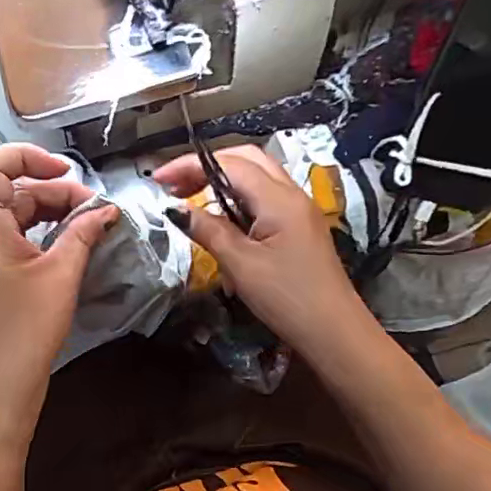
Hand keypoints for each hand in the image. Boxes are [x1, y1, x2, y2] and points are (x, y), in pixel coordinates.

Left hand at [0, 144, 118, 412]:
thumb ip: (82, 232)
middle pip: (8, 193)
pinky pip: (8, 240)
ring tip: (86, 224)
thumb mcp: (62, 274)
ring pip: (10, 217)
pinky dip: (36, 234)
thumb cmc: (30, 326)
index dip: (27, 157)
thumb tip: (105, 209)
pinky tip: (66, 242)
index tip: (65, 171)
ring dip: (47, 212)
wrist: (4, 383)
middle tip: (92, 210)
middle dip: (51, 192)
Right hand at [153, 145, 364, 352]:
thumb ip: (209, 231)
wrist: (333, 330)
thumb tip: (176, 210)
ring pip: (255, 179)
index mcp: (278, 199)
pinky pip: (263, 200)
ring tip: (190, 200)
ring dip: (220, 182)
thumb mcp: (240, 265)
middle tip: (174, 185)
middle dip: (206, 166)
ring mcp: (297, 210)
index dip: (190, 165)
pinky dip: (236, 202)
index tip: (158, 179)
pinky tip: (219, 222)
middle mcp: (291, 195)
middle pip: (246, 160)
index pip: (230, 165)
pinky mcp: (297, 226)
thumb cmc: (286, 297)